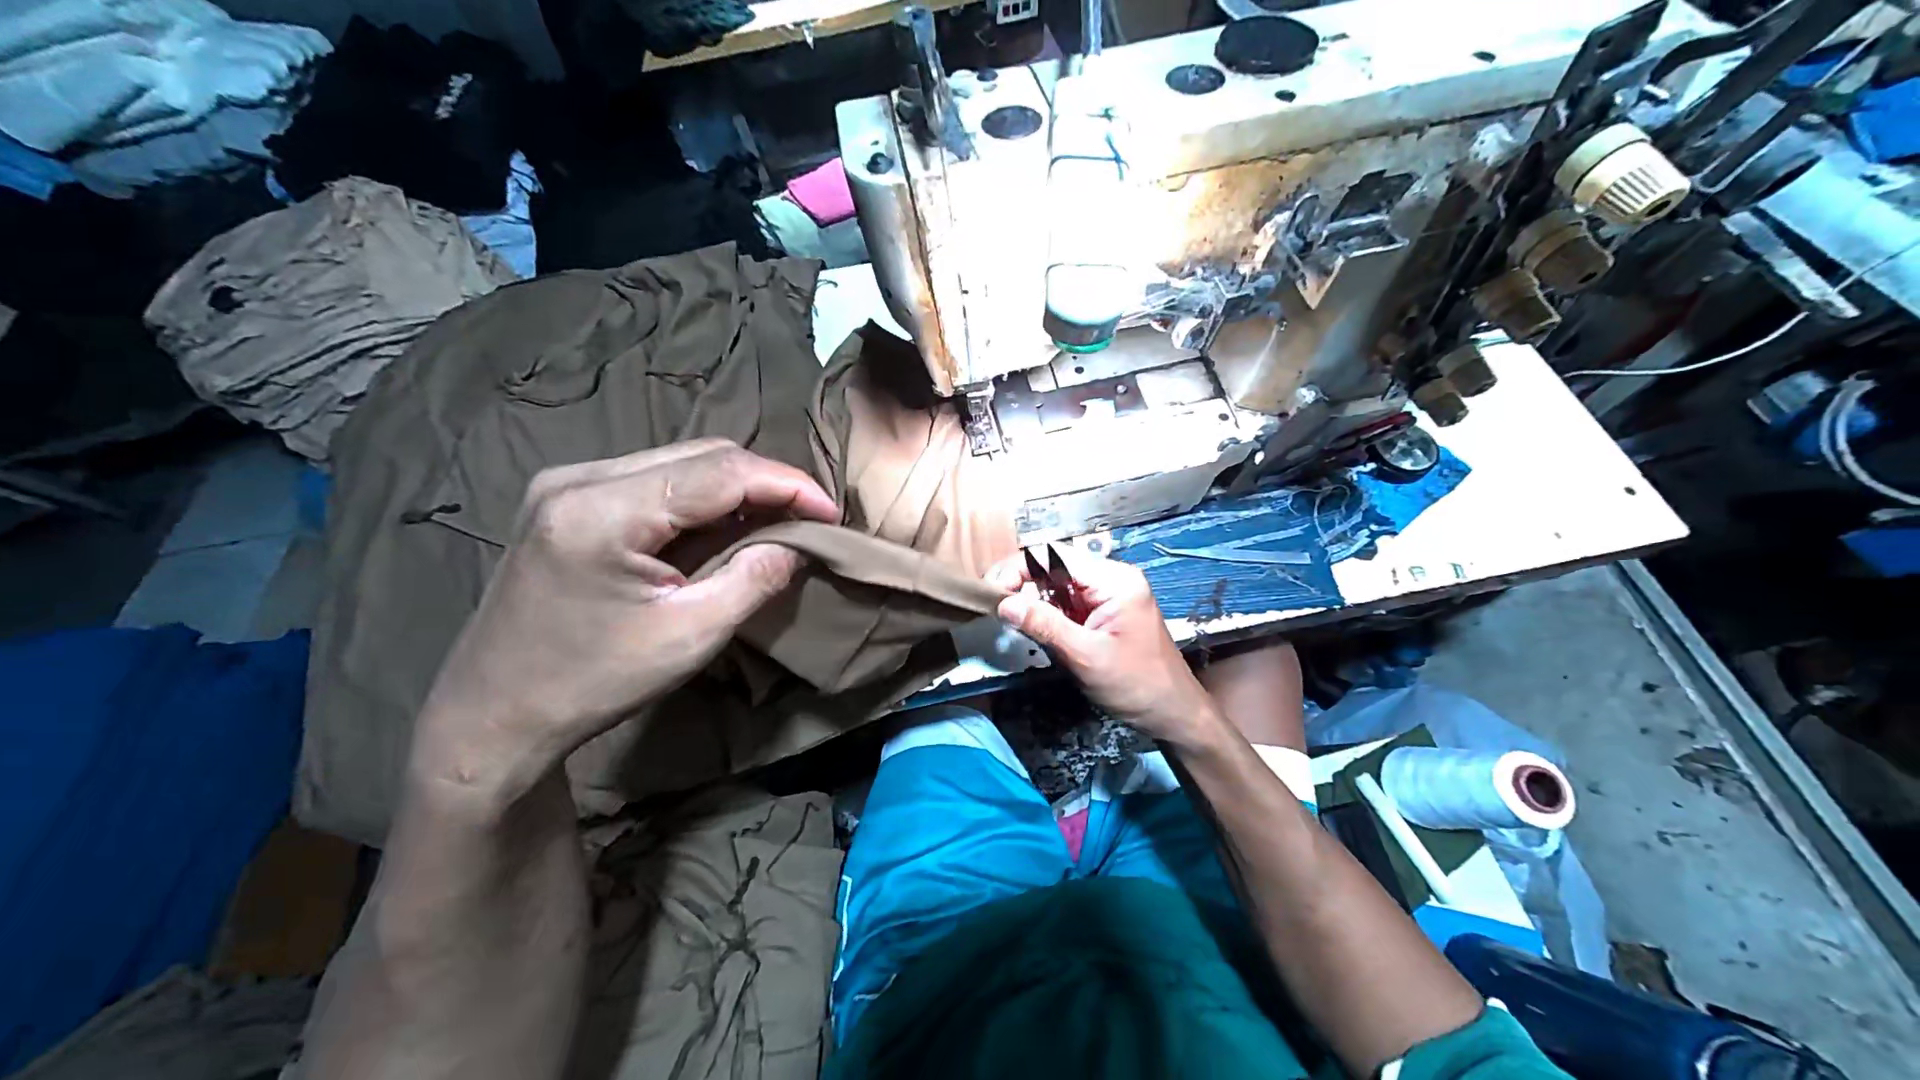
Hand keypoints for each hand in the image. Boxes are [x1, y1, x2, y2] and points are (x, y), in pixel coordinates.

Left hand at [413, 440, 837, 801]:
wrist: (494, 713)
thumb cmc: (593, 684)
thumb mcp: (689, 637)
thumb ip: (753, 579)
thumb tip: (799, 544)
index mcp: (601, 511)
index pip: (719, 471)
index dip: (786, 485)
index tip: (831, 513)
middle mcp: (579, 477)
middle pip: (700, 453)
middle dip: (764, 481)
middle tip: (807, 520)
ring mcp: (567, 483)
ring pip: (679, 459)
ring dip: (735, 487)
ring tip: (774, 523)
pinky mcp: (568, 498)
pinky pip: (655, 478)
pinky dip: (701, 497)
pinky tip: (723, 526)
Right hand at [988, 550, 1221, 743]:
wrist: (1173, 714)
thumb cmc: (1136, 685)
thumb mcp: (1086, 656)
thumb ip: (1044, 626)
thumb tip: (1003, 603)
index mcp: (1113, 580)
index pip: (1055, 556)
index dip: (1019, 568)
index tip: (993, 591)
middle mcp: (1110, 579)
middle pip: (1053, 566)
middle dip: (1021, 582)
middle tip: (993, 604)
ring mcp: (1105, 596)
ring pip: (1055, 585)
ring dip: (1030, 599)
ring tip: (1006, 616)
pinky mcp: (1100, 613)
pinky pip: (1064, 603)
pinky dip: (1044, 613)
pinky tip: (1029, 626)